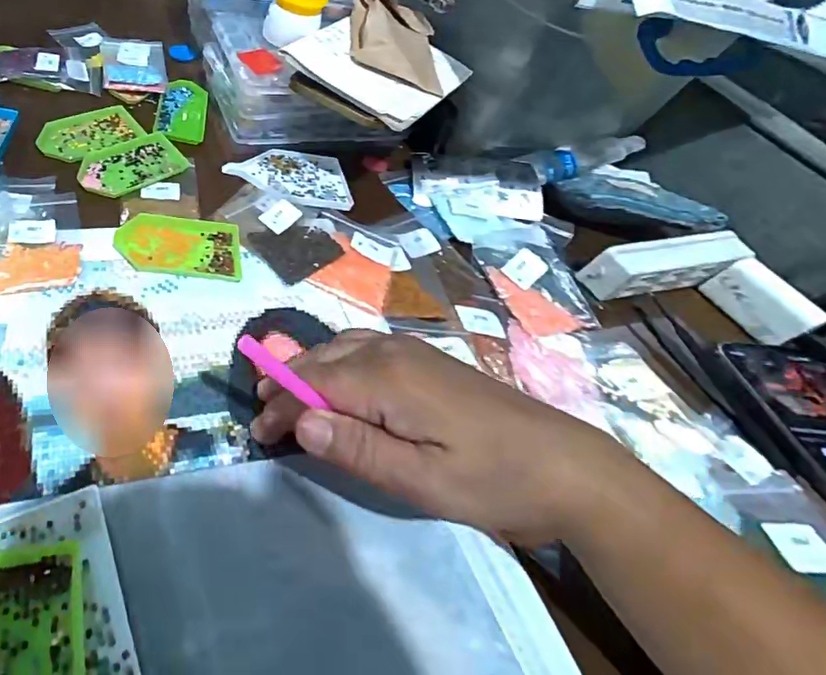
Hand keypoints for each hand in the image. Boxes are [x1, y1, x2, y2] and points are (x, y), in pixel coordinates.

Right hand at [250, 331, 633, 542]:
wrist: (567, 464)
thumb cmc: (492, 479)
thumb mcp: (422, 480)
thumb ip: (357, 448)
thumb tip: (298, 420)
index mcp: (385, 377)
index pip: (312, 383)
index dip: (280, 406)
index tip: (258, 435)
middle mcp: (390, 349)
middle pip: (320, 359)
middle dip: (285, 384)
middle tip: (264, 416)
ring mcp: (409, 347)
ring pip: (339, 346)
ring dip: (307, 368)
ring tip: (286, 395)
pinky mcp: (423, 356)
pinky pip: (361, 345)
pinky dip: (334, 359)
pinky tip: (335, 378)